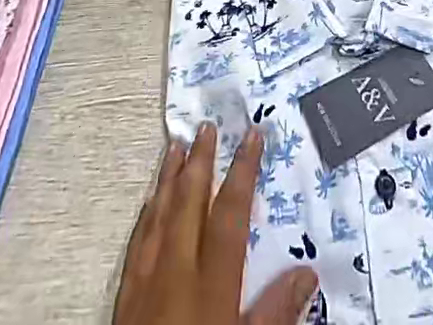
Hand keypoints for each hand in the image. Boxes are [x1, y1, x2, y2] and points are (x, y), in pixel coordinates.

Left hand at [114, 124, 318, 324]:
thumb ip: (275, 313)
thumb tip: (308, 271)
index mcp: (209, 281)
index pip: (229, 212)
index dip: (242, 171)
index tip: (252, 135)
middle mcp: (175, 273)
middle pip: (187, 205)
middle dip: (199, 163)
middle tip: (206, 126)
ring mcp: (144, 284)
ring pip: (157, 218)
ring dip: (168, 180)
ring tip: (175, 148)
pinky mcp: (123, 300)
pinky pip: (135, 244)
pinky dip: (145, 216)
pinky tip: (148, 204)